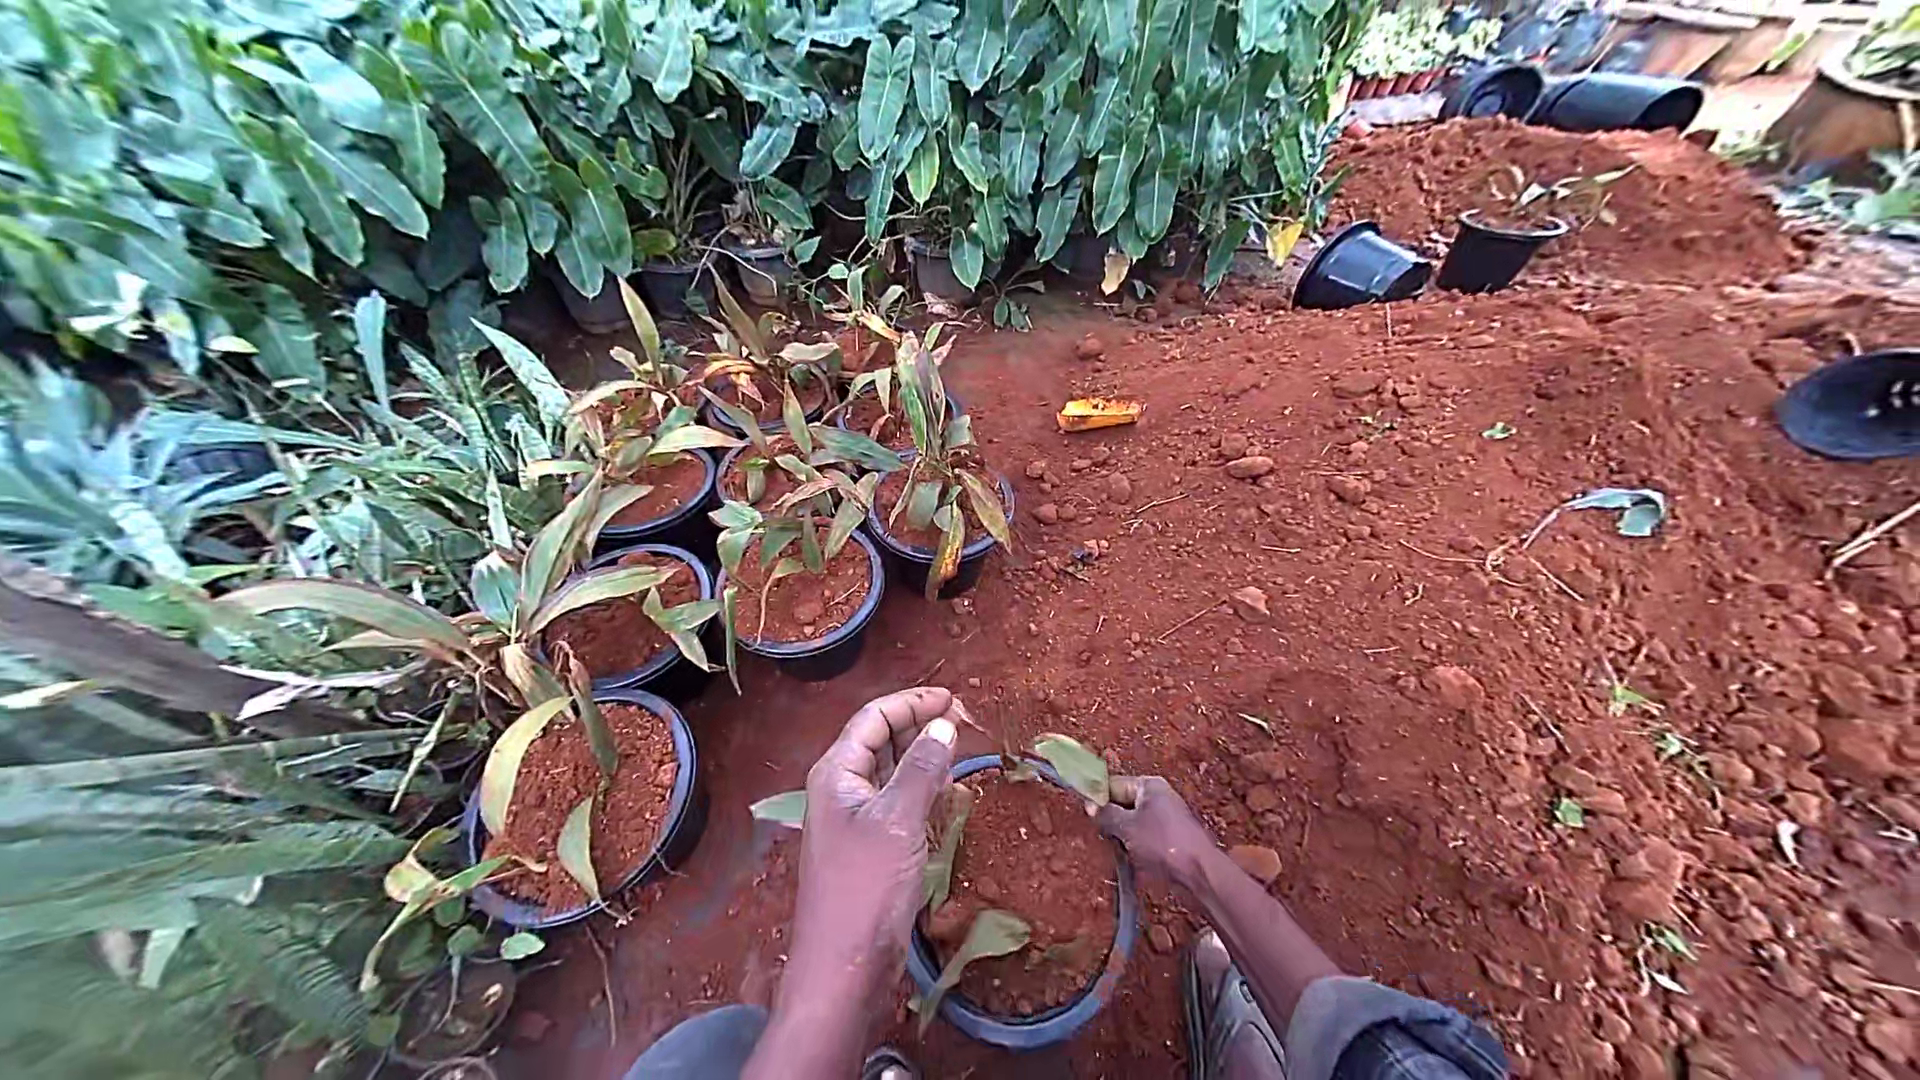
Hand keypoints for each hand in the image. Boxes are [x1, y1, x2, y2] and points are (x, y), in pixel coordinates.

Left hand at [789, 687, 959, 995]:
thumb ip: (921, 767)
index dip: (912, 702)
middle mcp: (843, 788)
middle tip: (961, 720)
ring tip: (957, 748)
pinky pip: (900, 801)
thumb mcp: (897, 820)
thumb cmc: (865, 888)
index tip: (951, 699)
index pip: (874, 717)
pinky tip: (948, 789)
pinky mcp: (873, 844)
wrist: (844, 972)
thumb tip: (944, 725)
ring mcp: (857, 818)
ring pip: (893, 770)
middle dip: (919, 725)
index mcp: (838, 772)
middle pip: (882, 739)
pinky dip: (923, 789)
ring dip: (923, 756)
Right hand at [1095, 775, 1219, 891]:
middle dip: (1111, 819)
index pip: (1114, 784)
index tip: (1087, 814)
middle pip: (1124, 803)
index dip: (1099, 798)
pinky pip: (1144, 837)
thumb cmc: (1162, 843)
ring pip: (1132, 822)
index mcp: (1149, 785)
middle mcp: (1158, 797)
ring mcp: (1166, 818)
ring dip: (1122, 835)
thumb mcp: (1127, 827)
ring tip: (1116, 849)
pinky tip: (1130, 858)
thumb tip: (1090, 806)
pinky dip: (1135, 846)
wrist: (1200, 873)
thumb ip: (1106, 814)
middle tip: (1101, 834)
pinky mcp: (1170, 838)